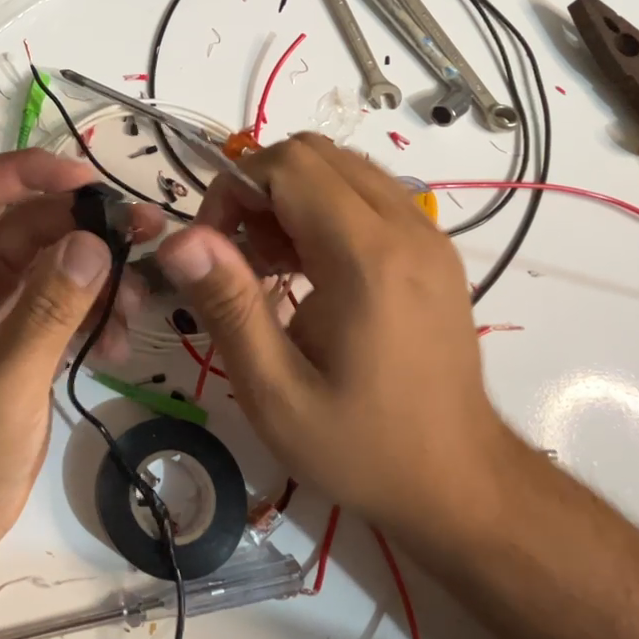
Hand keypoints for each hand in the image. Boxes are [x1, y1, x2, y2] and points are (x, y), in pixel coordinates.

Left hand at [0, 150, 161, 567]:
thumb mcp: (3, 378)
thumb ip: (49, 309)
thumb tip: (95, 241)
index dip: (29, 172)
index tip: (90, 181)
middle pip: (27, 224)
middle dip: (82, 223)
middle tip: (144, 232)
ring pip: (52, 263)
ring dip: (97, 271)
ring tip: (139, 298)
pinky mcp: (21, 342)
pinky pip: (63, 305)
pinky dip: (92, 313)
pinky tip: (116, 344)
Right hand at [153, 133, 510, 527]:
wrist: (460, 486)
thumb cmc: (361, 446)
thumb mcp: (274, 392)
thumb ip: (228, 305)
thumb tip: (178, 238)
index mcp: (368, 258)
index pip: (288, 165)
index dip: (234, 190)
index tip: (214, 250)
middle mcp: (406, 228)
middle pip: (314, 153)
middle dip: (258, 188)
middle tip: (239, 257)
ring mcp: (427, 236)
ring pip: (340, 167)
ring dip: (289, 197)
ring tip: (272, 265)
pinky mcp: (433, 250)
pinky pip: (367, 193)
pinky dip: (323, 209)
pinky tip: (309, 270)